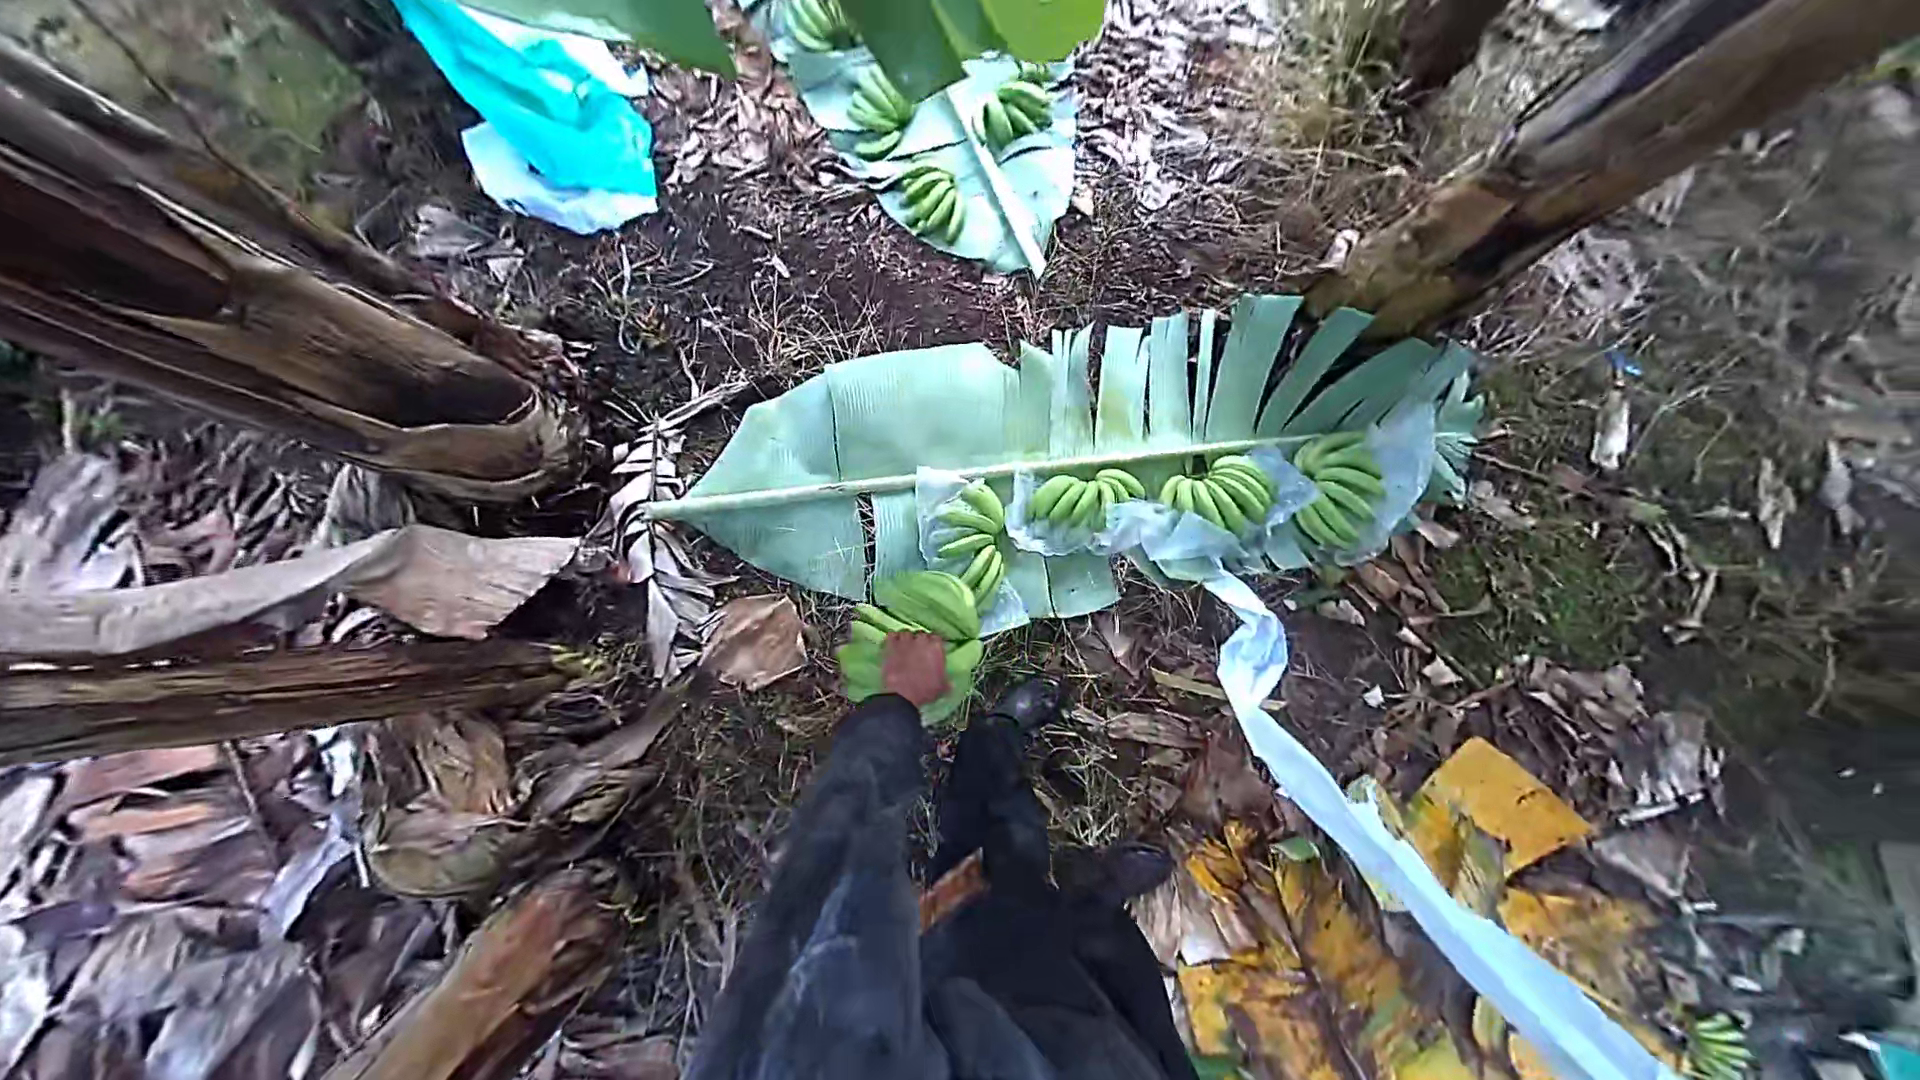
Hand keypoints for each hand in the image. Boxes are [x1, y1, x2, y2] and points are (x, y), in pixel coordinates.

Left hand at [880, 632, 949, 707]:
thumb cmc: (925, 691)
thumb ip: (946, 681)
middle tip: (918, 651)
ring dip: (906, 639)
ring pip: (907, 633)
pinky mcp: (891, 645)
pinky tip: (893, 645)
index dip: (934, 645)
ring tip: (905, 647)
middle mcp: (922, 640)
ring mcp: (905, 641)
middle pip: (922, 634)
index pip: (937, 638)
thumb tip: (951, 683)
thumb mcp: (942, 687)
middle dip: (921, 641)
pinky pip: (892, 635)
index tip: (932, 651)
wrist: (902, 694)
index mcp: (936, 647)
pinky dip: (893, 639)